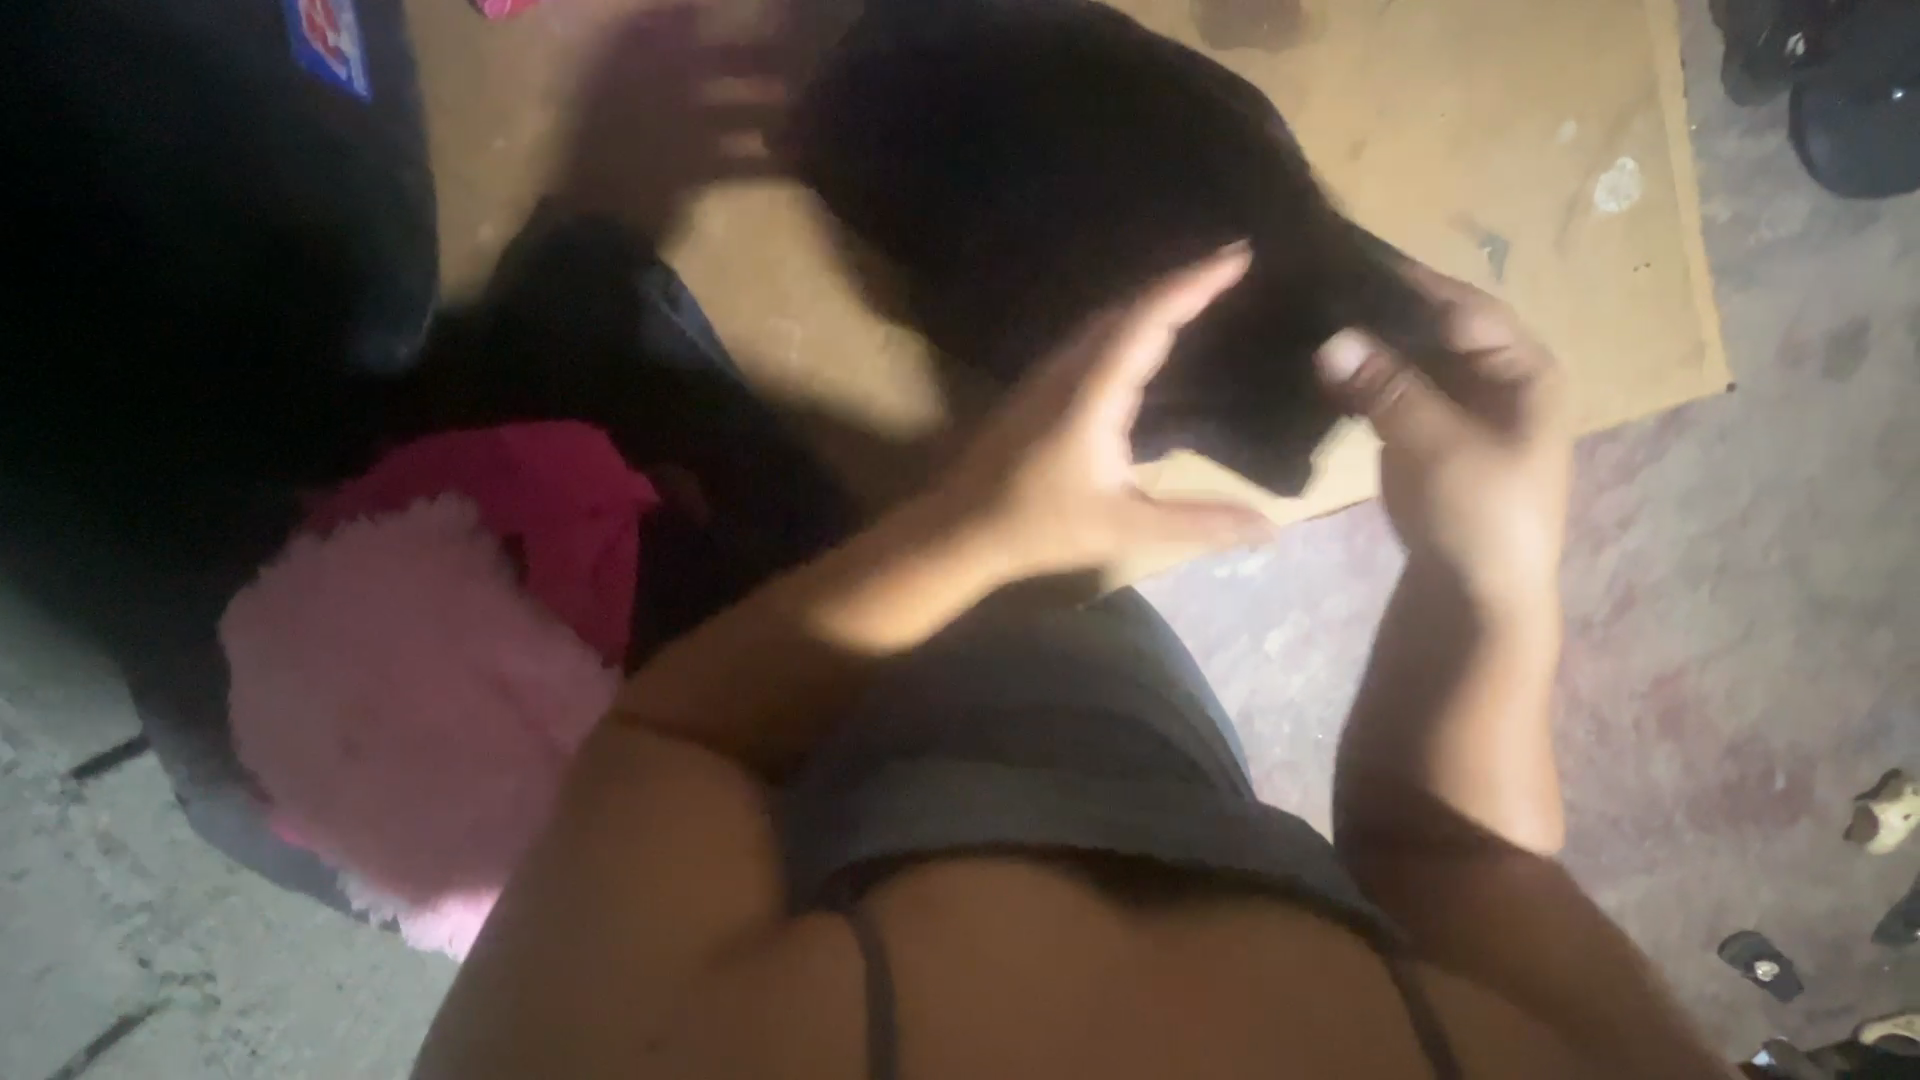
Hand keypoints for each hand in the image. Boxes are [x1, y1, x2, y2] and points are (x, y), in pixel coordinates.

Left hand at [927, 243, 1274, 581]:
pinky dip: (1124, 327)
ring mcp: (1046, 377)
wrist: (960, 529)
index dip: (1193, 282)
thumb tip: (1271, 525)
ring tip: (1194, 296)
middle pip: (1126, 308)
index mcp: (1093, 392)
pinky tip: (1138, 345)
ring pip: (1102, 321)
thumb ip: (1197, 522)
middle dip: (1178, 283)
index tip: (1238, 255)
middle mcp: (1068, 370)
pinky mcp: (1035, 392)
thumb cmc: (1039, 527)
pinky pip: (1088, 341)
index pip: (1148, 318)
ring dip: (1148, 302)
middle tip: (1228, 269)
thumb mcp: (1125, 529)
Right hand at [1314, 264, 1570, 613]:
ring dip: (1362, 348)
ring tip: (1305, 323)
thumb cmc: (1481, 514)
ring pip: (1403, 362)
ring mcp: (1452, 408)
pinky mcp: (1419, 436)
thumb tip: (1331, 338)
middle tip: (1313, 291)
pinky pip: (1385, 394)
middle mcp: (1491, 379)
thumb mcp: (1440, 445)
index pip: (1462, 306)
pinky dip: (1355, 382)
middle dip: (1377, 315)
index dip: (1409, 284)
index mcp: (1522, 370)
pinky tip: (1316, 370)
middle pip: (1430, 330)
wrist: (1474, 591)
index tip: (1348, 259)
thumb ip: (1388, 389)